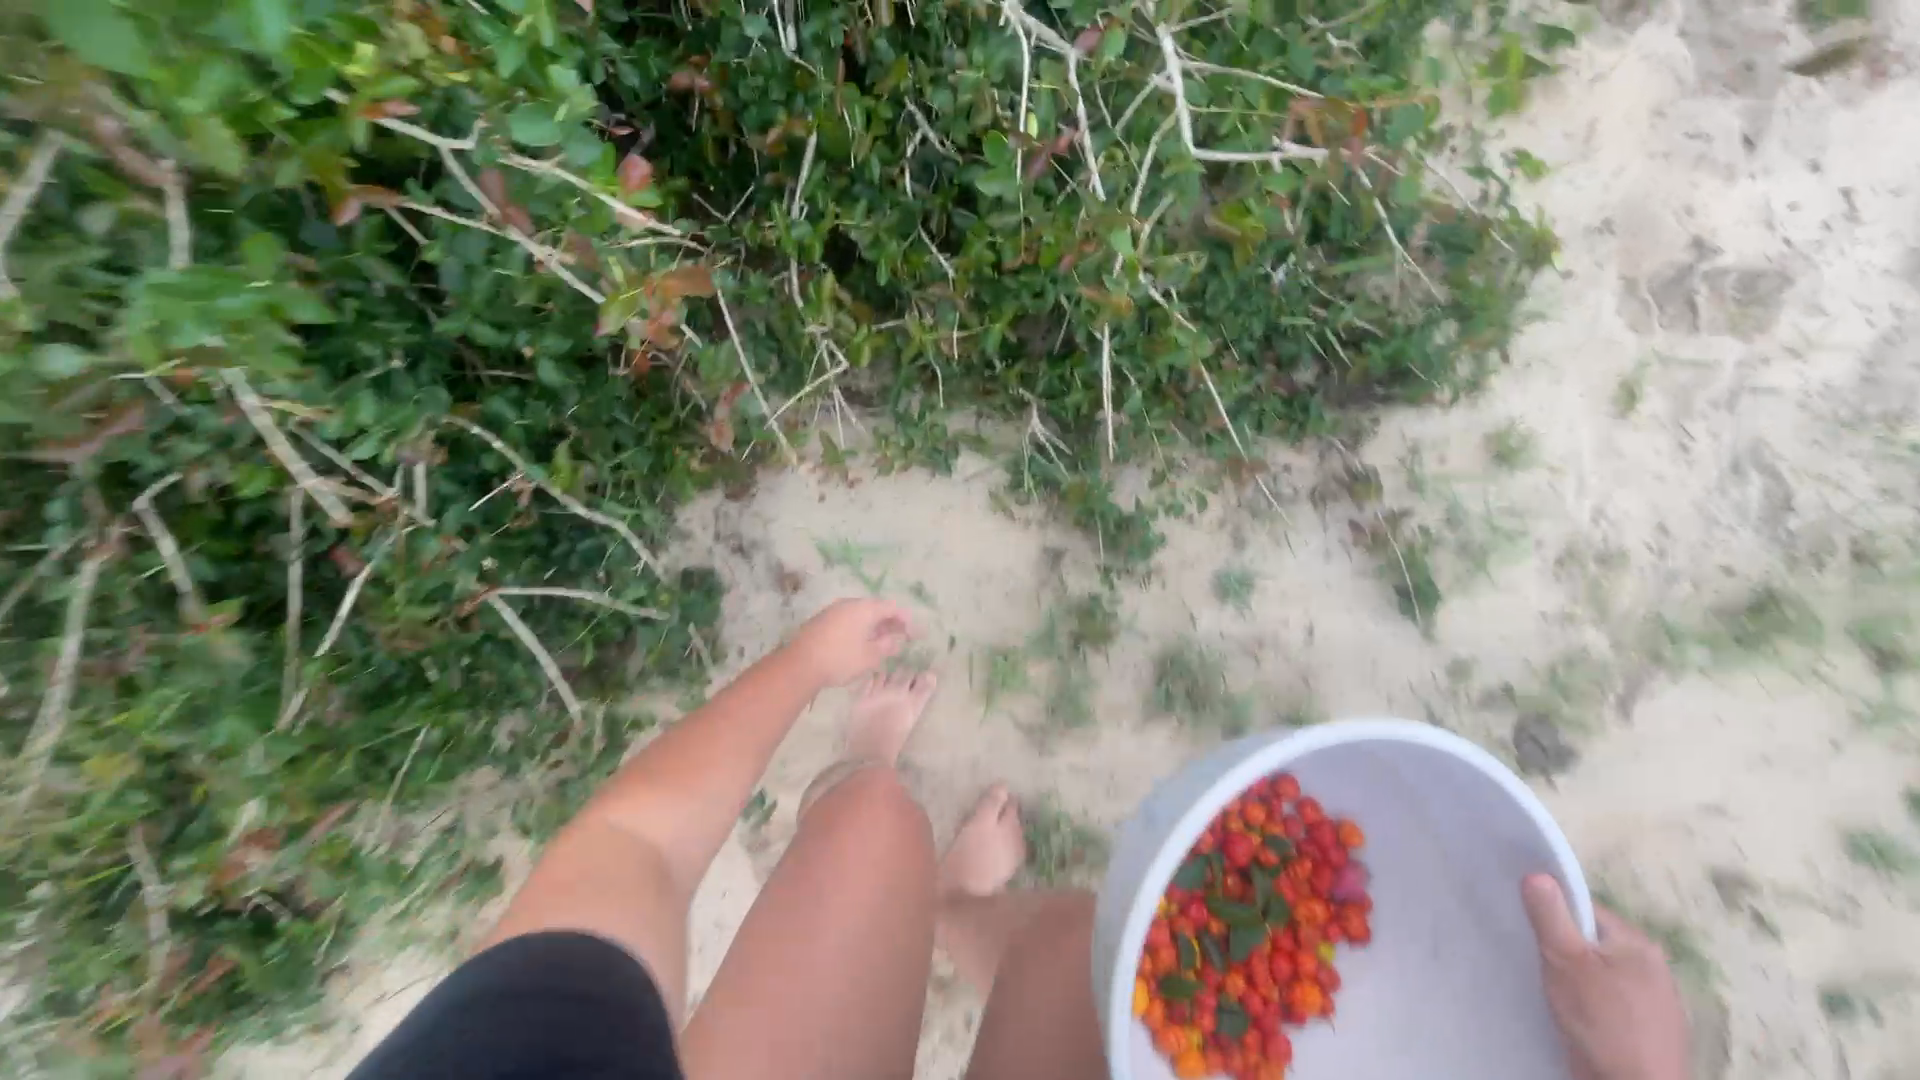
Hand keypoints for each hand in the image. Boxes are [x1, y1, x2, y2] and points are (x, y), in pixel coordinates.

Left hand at [787, 598, 914, 686]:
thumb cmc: (840, 659)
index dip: (905, 620)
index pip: (892, 608)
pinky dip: (860, 628)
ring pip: (860, 614)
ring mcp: (833, 611)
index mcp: (864, 608)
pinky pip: (848, 619)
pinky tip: (861, 642)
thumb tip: (896, 640)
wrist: (800, 664)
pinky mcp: (821, 621)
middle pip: (876, 608)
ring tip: (883, 641)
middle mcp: (849, 604)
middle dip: (890, 622)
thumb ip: (886, 646)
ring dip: (874, 626)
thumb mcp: (870, 656)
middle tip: (901, 636)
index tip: (914, 634)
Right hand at [1522, 875, 1691, 1079]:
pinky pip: (1604, 998)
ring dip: (1569, 974)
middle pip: (1589, 940)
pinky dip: (1583, 999)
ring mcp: (1651, 1001)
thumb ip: (1550, 914)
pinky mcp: (1642, 1028)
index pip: (1584, 910)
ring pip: (1595, 971)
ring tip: (1545, 984)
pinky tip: (1567, 1010)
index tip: (1524, 924)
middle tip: (1531, 955)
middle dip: (1559, 945)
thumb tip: (1537, 873)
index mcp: (1638, 944)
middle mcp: (1652, 967)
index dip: (1550, 913)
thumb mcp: (1565, 959)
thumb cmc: (1601, 1020)